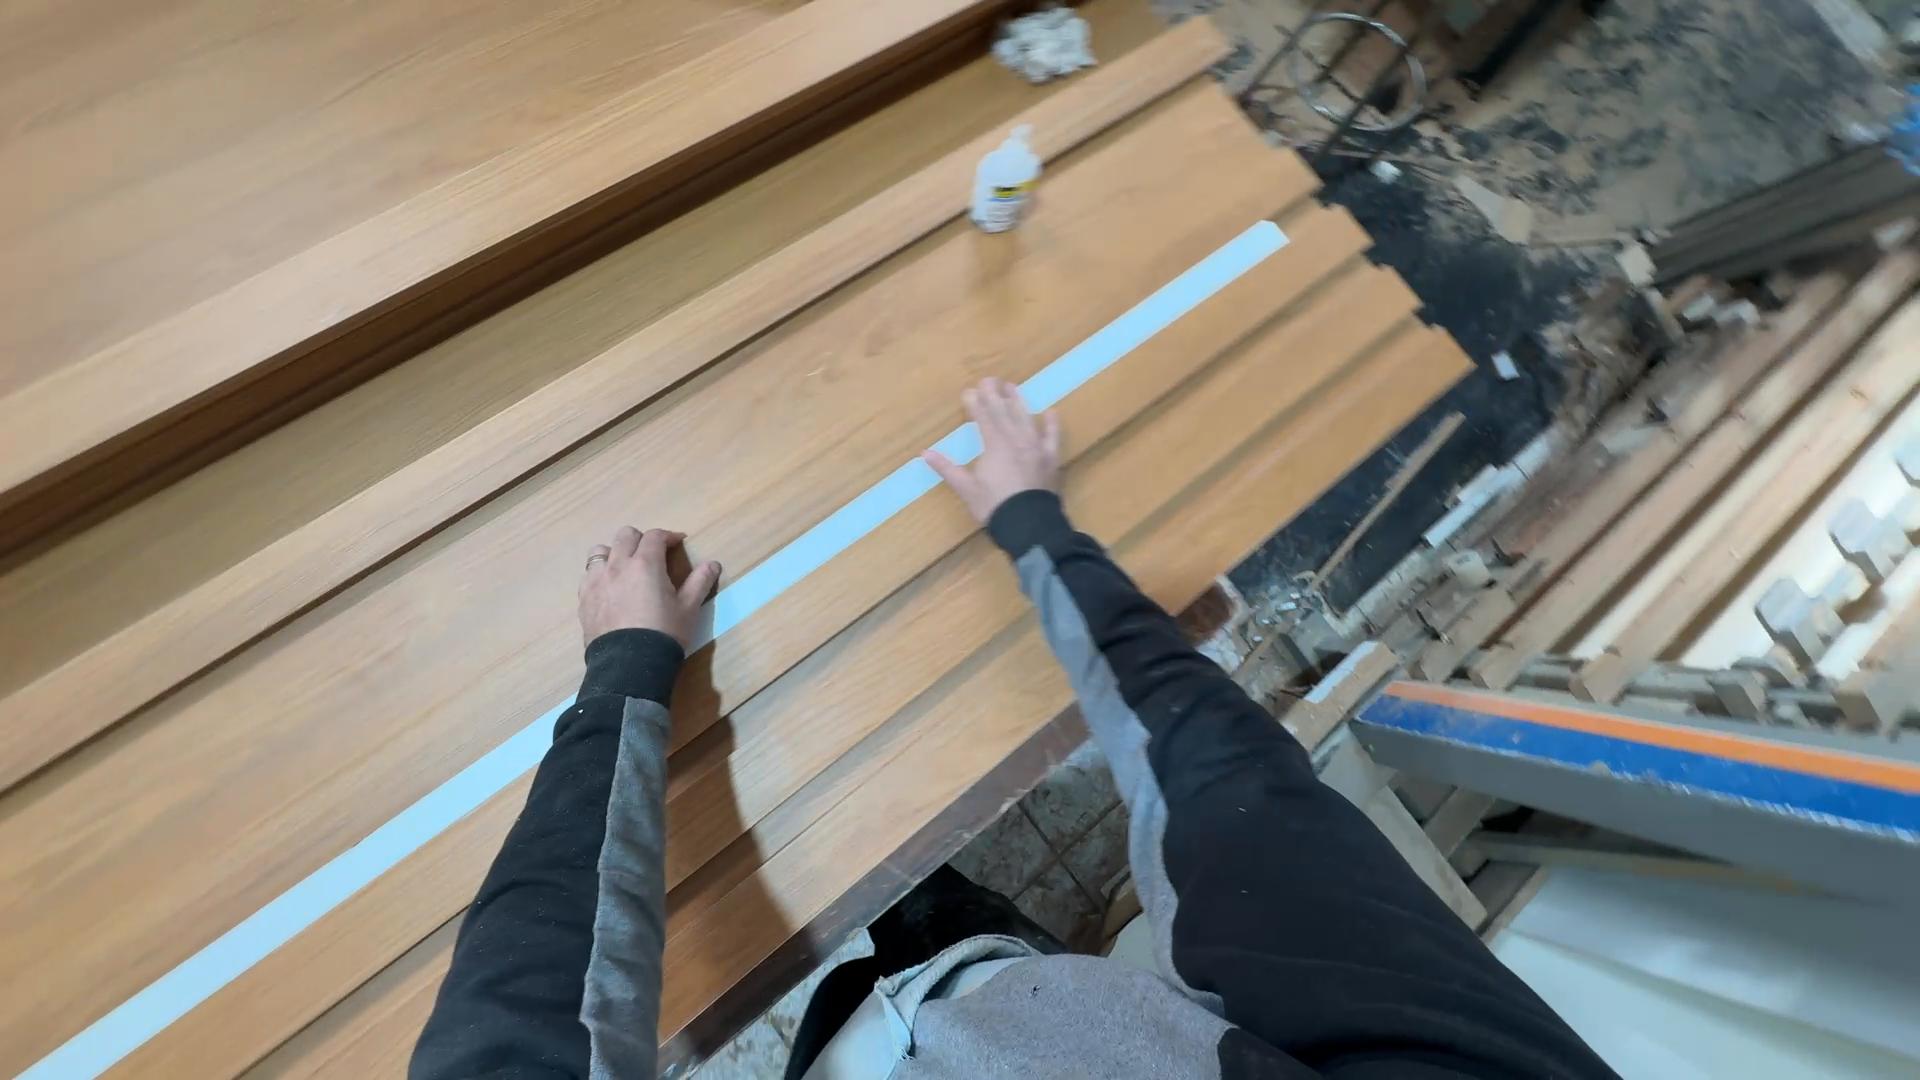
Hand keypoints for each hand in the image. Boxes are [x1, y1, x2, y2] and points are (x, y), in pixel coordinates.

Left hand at [578, 526, 720, 649]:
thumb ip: (700, 581)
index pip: (655, 536)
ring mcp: (596, 581)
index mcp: (646, 564)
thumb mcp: (689, 608)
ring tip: (626, 567)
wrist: (630, 664)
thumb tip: (713, 564)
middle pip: (625, 536)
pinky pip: (588, 574)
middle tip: (654, 554)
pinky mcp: (584, 598)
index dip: (669, 536)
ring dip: (615, 552)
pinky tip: (610, 587)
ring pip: (600, 551)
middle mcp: (618, 566)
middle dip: (642, 539)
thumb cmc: (664, 632)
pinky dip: (600, 573)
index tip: (678, 543)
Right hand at [923, 377, 1060, 524]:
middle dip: (995, 396)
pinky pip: (1053, 437)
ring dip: (1018, 402)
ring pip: (1026, 419)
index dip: (975, 404)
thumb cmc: (994, 507)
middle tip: (989, 379)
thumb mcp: (966, 489)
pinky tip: (1051, 412)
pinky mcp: (1051, 460)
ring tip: (1012, 387)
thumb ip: (947, 468)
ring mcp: (1036, 448)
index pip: (983, 418)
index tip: (969, 391)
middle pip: (1004, 413)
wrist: (1029, 524)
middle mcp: (1016, 440)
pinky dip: (1052, 425)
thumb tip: (924, 452)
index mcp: (995, 445)